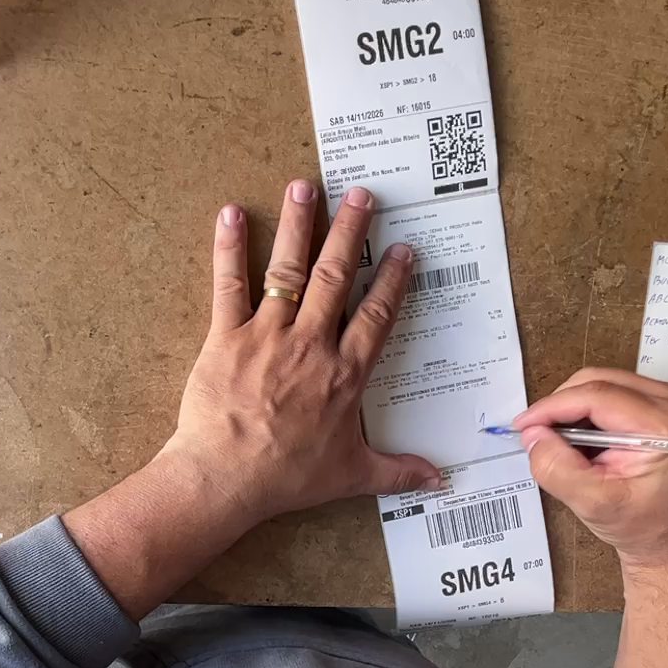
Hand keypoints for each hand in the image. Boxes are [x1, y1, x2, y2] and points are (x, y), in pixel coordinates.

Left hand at [63, 180, 438, 619]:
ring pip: (288, 271)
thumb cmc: (289, 478)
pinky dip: (229, 249)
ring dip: (298, 226)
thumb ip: (397, 471)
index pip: (376, 316)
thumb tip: (440, 481)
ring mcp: (268, 336)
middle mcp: (311, 345)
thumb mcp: (351, 475)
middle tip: (362, 195)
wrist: (227, 478)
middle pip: (335, 277)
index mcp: (345, 374)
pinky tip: (230, 214)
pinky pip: (229, 286)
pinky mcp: (226, 338)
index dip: (392, 280)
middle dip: (350, 232)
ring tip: (305, 187)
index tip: (402, 249)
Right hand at [514, 369, 667, 571]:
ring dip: (573, 410)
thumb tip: (533, 435)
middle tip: (539, 436)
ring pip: (601, 383)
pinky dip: (586, 413)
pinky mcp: (662, 403)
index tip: (524, 425)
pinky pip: (611, 392)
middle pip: (597, 381)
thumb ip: (556, 467)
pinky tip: (585, 442)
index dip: (552, 407)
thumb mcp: (592, 503)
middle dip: (560, 407)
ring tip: (567, 446)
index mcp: (665, 426)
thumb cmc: (644, 524)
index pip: (595, 396)